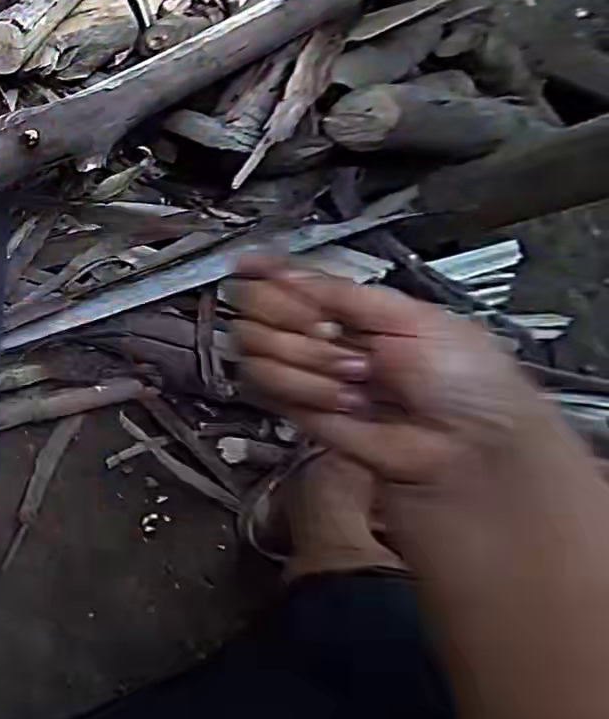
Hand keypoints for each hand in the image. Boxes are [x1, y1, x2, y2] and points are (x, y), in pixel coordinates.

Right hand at [230, 257, 577, 496]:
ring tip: (355, 377)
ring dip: (306, 359)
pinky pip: (259, 378)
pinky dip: (305, 388)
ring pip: (252, 342)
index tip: (254, 270)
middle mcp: (312, 333)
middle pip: (253, 306)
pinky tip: (343, 400)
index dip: (266, 274)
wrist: (464, 448)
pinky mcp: (284, 398)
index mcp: (345, 308)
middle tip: (331, 333)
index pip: (280, 278)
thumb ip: (344, 292)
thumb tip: (280, 270)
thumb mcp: (420, 320)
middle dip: (290, 318)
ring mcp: (296, 365)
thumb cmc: (467, 385)